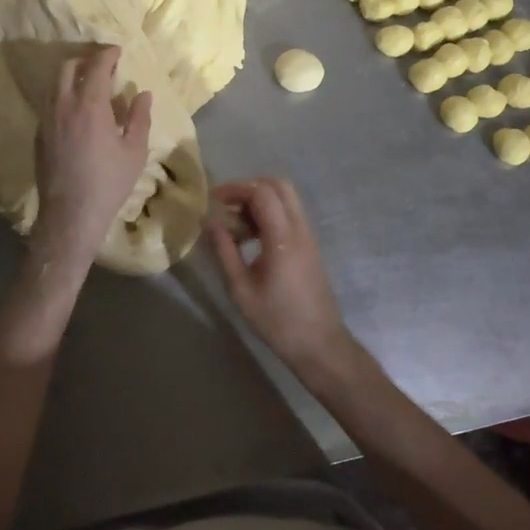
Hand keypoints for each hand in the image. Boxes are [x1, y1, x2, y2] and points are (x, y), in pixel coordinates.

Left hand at [31, 45, 152, 261]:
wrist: (70, 214)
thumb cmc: (109, 183)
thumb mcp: (134, 151)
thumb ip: (139, 118)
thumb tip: (142, 93)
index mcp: (90, 105)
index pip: (97, 66)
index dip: (107, 54)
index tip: (117, 50)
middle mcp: (63, 105)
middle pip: (68, 68)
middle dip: (86, 60)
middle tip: (103, 65)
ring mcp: (46, 120)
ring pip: (55, 85)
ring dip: (72, 78)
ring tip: (90, 87)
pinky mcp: (38, 135)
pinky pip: (49, 105)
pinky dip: (63, 97)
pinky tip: (76, 113)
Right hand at [209, 178, 350, 368]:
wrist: (319, 344)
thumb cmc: (277, 320)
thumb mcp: (240, 288)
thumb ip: (224, 250)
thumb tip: (210, 222)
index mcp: (283, 238)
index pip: (262, 192)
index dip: (236, 188)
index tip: (214, 199)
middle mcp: (300, 230)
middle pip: (279, 186)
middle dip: (250, 187)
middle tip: (226, 205)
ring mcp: (308, 237)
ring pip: (287, 199)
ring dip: (260, 200)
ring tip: (236, 223)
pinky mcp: (310, 247)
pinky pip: (290, 215)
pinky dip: (270, 213)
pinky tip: (251, 236)